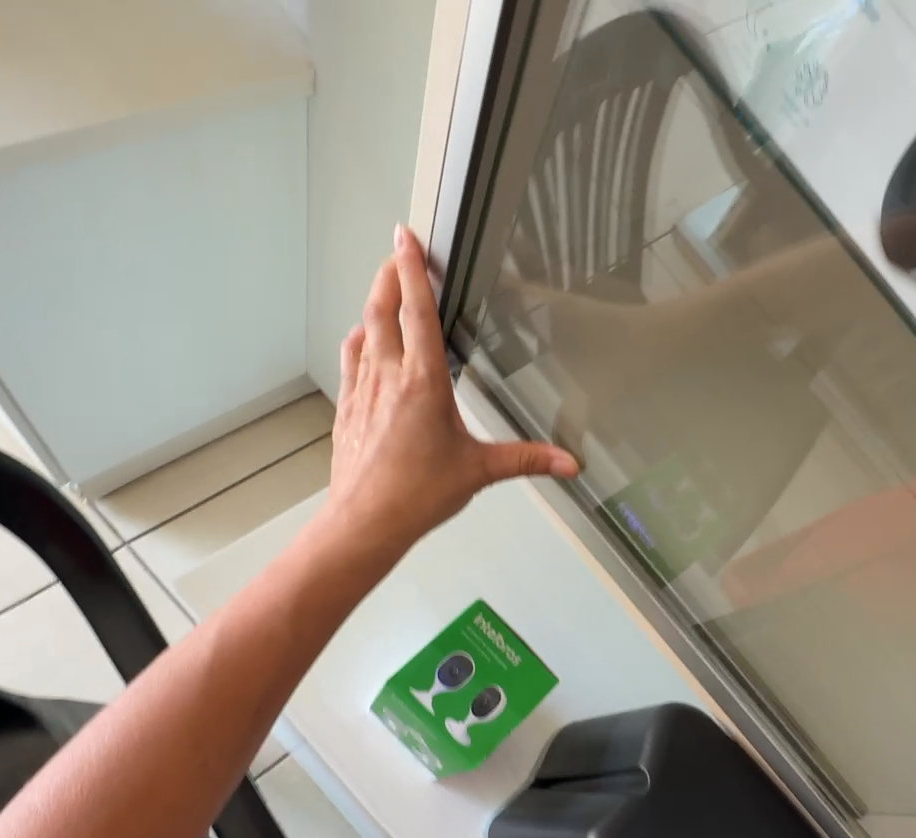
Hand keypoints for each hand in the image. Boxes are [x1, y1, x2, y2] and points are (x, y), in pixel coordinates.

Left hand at [323, 226, 578, 548]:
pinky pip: (351, 359)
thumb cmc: (414, 495)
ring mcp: (361, 391)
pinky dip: (359, 339)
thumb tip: (567, 463)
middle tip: (398, 253)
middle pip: (381, 308)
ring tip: (384, 289)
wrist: (364, 522)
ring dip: (373, 303)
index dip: (413, 270)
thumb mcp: (479, 471)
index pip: (416, 312)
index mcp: (422, 383)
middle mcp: (387, 378)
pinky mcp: (348, 408)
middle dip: (390, 274)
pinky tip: (364, 341)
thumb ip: (526, 459)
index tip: (407, 238)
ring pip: (363, 329)